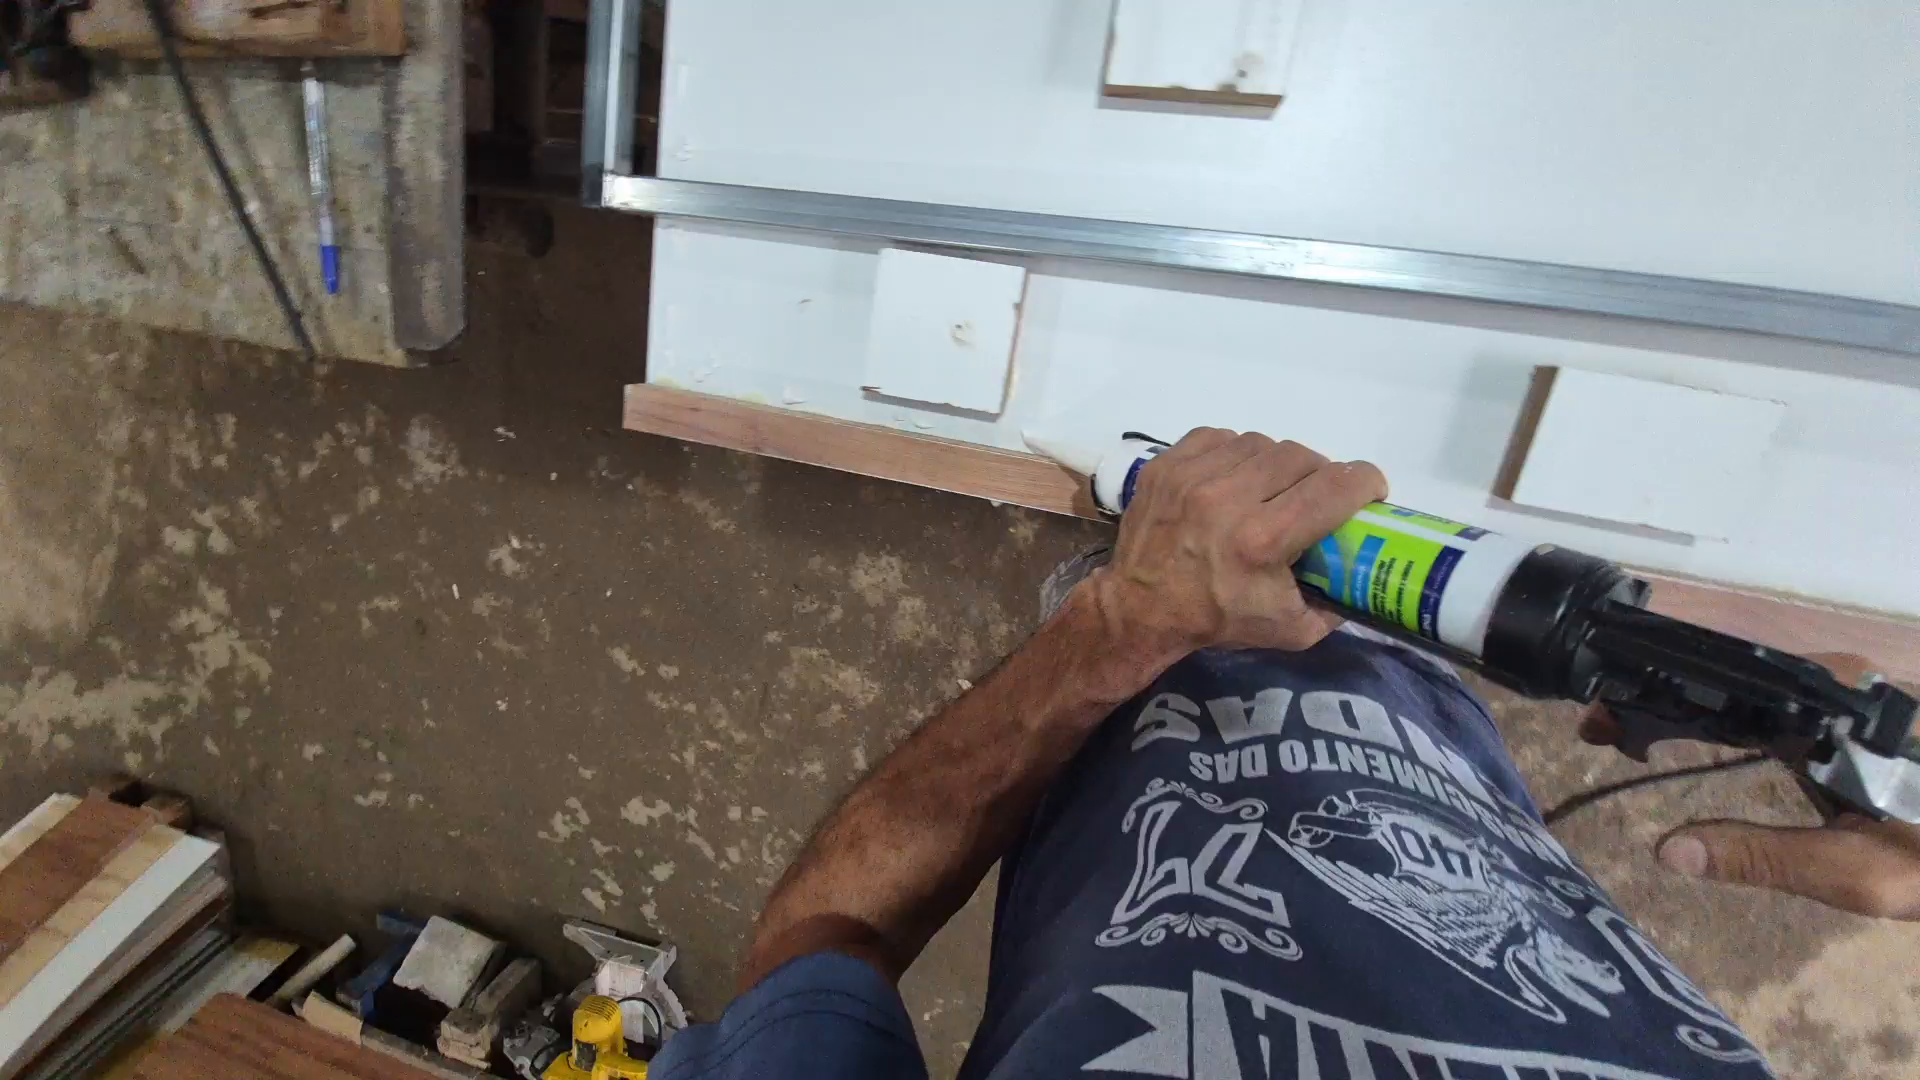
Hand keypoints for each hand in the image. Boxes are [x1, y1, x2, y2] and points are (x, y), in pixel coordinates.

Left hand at [1087, 428, 1386, 654]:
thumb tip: (1368, 575)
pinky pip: (1218, 437)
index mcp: (1262, 539)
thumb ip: (1337, 606)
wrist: (1139, 609)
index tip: (1368, 493)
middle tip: (1315, 496)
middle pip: (1301, 457)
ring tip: (1272, 487)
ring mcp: (1190, 477)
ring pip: (1260, 443)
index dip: (1365, 483)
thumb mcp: (1289, 629)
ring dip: (1276, 462)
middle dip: (1321, 474)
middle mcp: (1227, 499)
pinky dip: (1234, 451)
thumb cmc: (1214, 619)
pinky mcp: (1164, 466)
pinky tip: (1235, 475)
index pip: (1335, 487)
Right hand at [1582, 653, 1919, 918]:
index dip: (1640, 700)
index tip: (1597, 727)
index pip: (1708, 682)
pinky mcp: (1860, 708)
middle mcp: (1837, 680)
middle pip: (1716, 677)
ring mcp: (1851, 691)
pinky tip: (1696, 732)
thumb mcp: (1869, 871)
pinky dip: (1721, 712)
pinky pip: (1771, 697)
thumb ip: (1766, 855)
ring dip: (1682, 705)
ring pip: (1741, 685)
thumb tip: (1666, 850)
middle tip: (1604, 732)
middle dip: (1652, 700)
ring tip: (1633, 732)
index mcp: (1830, 702)